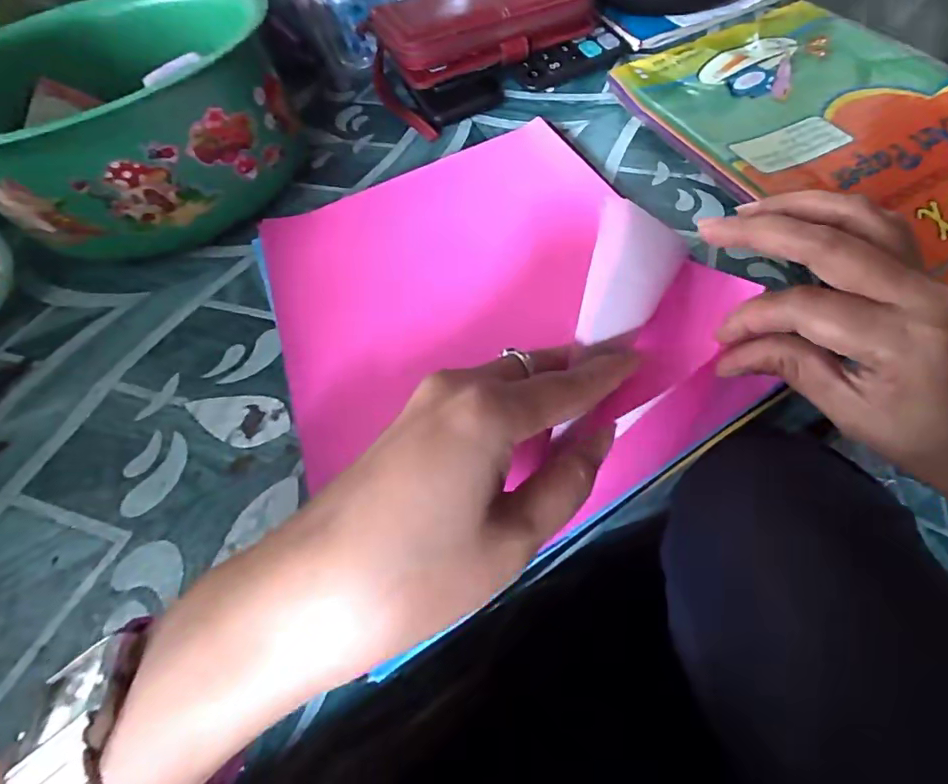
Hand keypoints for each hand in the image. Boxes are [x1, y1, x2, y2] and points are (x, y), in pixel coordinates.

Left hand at [101, 346, 637, 783]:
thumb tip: (597, 434)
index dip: (607, 372)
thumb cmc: (419, 575)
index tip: (641, 356)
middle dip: (574, 371)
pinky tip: (521, 436)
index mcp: (489, 409)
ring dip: (540, 389)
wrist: (306, 592)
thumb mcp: (511, 540)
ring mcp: (426, 398)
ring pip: (501, 379)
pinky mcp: (407, 419)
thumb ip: (564, 480)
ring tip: (576, 413)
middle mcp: (458, 386)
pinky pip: (475, 397)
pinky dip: (509, 404)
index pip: (567, 383)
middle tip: (614, 383)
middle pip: (531, 369)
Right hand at [697, 192, 947, 514]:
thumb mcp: (852, 415)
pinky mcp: (935, 273)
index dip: (754, 316)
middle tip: (712, 227)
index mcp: (904, 342)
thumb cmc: (930, 446)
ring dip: (799, 205)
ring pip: (861, 216)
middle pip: (832, 242)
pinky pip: (881, 226)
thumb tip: (728, 350)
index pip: (808, 307)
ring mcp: (935, 277)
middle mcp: (924, 296)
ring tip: (750, 209)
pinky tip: (804, 216)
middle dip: (763, 230)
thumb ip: (791, 366)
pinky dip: (835, 213)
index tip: (722, 338)